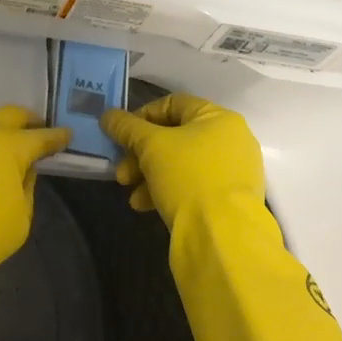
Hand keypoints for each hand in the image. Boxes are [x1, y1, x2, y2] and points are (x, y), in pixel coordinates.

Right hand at [101, 94, 262, 226]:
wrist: (222, 236)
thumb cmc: (188, 178)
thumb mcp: (151, 147)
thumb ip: (127, 128)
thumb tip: (108, 116)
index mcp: (219, 118)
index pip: (173, 104)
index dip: (142, 116)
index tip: (121, 134)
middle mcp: (231, 140)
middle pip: (175, 137)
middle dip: (141, 154)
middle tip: (121, 172)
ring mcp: (233, 171)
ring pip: (182, 163)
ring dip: (150, 174)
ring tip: (131, 194)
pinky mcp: (229, 199)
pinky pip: (194, 185)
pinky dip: (168, 190)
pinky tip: (146, 206)